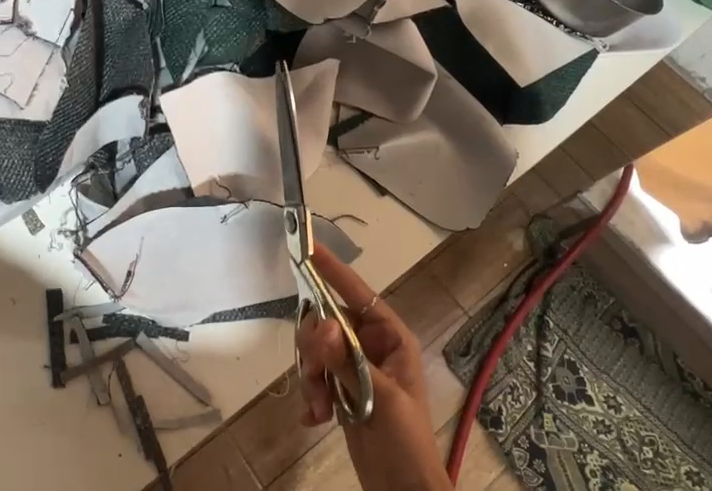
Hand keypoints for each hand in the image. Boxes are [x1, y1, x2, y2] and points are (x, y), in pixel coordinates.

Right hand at [297, 247, 453, 490]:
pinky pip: (314, 375)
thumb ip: (347, 360)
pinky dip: (311, 395)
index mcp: (390, 338)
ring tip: (321, 407)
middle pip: (326, 321)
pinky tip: (316, 418)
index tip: (306, 246)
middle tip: (315, 374)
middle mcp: (370, 345)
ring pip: (315, 349)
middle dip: (314, 347)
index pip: (357, 292)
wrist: (403, 489)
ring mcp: (354, 367)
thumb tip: (319, 323)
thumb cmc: (405, 441)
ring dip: (312, 377)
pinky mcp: (341, 389)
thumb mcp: (380, 398)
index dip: (332, 269)